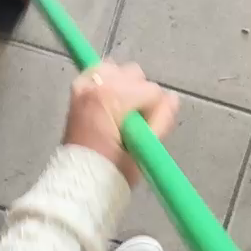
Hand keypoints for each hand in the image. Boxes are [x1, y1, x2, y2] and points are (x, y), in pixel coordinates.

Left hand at [62, 62, 179, 186]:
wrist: (79, 180)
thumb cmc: (113, 169)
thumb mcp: (144, 148)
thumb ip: (162, 119)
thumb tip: (172, 98)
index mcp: (113, 97)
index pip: (152, 90)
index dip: (154, 111)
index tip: (145, 130)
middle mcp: (97, 83)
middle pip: (135, 75)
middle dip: (139, 95)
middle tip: (133, 122)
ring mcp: (84, 84)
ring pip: (117, 70)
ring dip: (123, 87)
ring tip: (120, 113)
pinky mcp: (78, 88)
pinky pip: (99, 72)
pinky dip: (107, 82)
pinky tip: (109, 103)